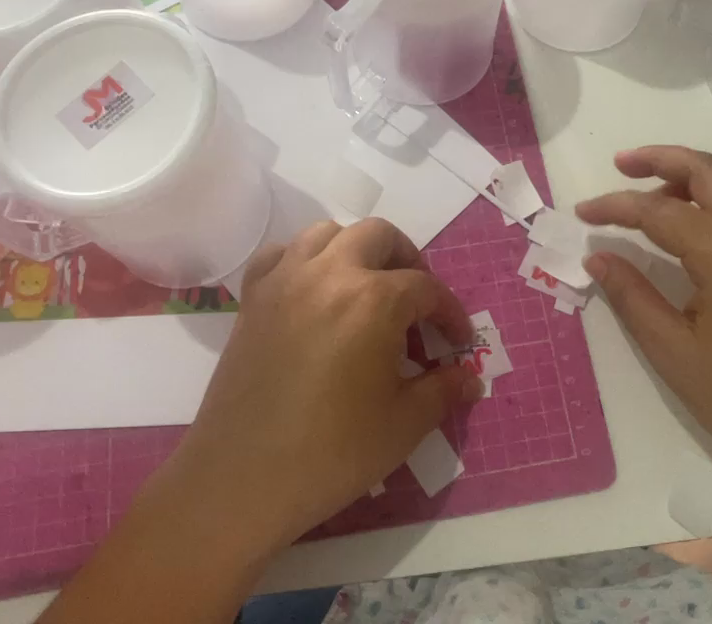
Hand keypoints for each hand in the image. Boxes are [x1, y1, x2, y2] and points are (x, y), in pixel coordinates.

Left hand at [167, 218, 482, 550]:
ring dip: (356, 251)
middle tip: (416, 306)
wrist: (242, 478)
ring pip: (328, 234)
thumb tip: (470, 377)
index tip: (458, 342)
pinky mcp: (253, 297)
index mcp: (374, 298)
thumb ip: (442, 390)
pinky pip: (281, 254)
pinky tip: (313, 291)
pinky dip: (304, 260)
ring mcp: (285, 279)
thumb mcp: (403, 424)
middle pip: (379, 237)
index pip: (426, 289)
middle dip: (407, 263)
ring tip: (367, 290)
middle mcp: (329, 272)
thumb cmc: (332, 452)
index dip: (449, 314)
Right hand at [576, 146, 711, 487]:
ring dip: (694, 171)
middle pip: (707, 170)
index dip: (615, 208)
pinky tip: (702, 215)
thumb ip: (630, 295)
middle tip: (620, 164)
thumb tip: (596, 256)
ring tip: (655, 188)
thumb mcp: (673, 352)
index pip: (659, 212)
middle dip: (660, 158)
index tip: (582, 214)